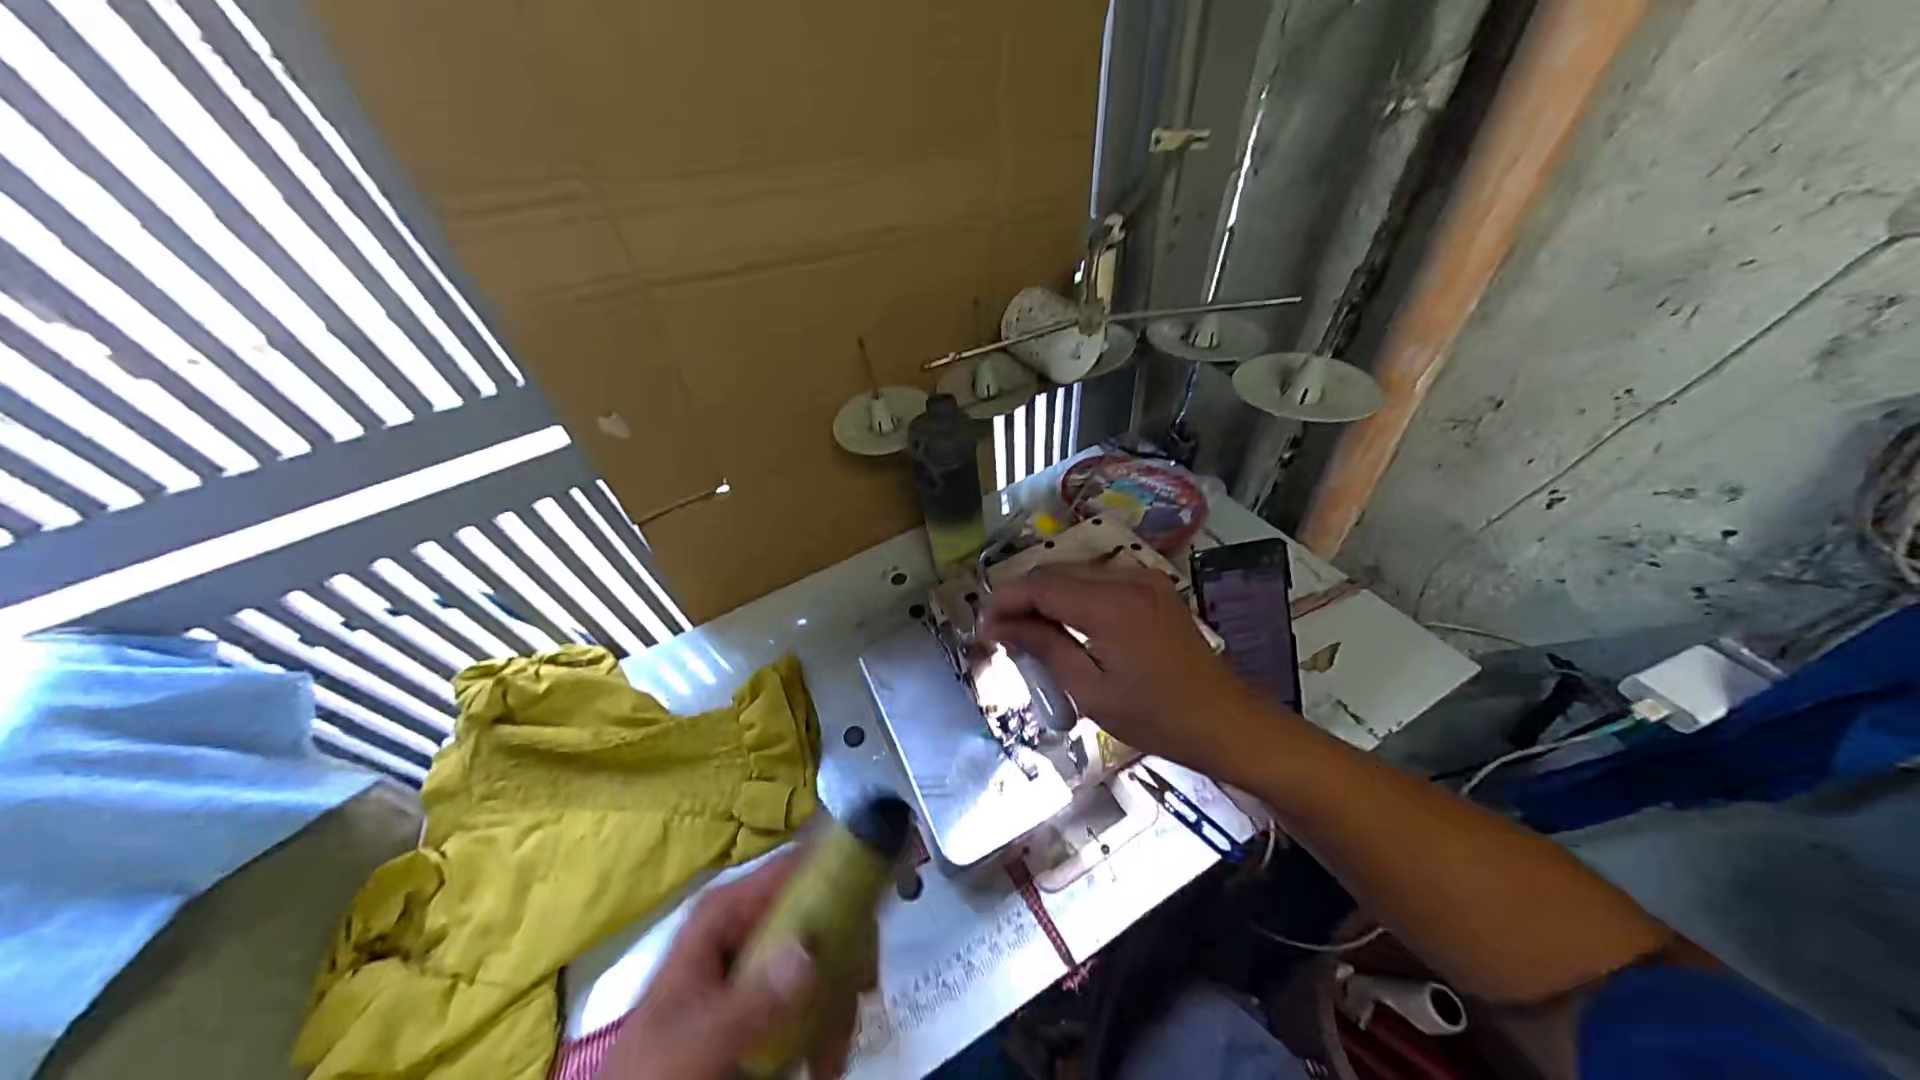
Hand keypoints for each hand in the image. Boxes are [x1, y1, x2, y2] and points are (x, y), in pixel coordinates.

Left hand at [597, 854, 865, 1079]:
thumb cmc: (655, 1069)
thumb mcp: (699, 1038)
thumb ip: (752, 999)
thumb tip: (810, 951)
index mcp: (727, 911)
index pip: (796, 866)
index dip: (842, 868)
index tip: (881, 896)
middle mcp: (749, 923)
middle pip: (823, 910)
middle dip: (847, 957)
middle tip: (860, 996)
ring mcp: (760, 958)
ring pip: (828, 953)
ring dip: (840, 1003)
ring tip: (832, 1057)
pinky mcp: (768, 993)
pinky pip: (816, 988)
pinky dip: (828, 1023)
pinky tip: (822, 1061)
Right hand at [980, 562, 1294, 782]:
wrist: (1226, 721)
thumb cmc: (1157, 717)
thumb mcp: (1091, 690)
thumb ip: (1043, 647)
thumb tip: (999, 626)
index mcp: (1111, 604)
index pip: (1040, 586)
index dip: (1004, 601)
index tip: (981, 626)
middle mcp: (1127, 578)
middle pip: (1056, 573)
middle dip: (1021, 598)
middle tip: (999, 633)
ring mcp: (1145, 579)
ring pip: (1076, 574)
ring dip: (1046, 597)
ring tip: (1025, 631)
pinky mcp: (1154, 588)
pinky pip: (1099, 581)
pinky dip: (1073, 598)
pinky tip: (1062, 624)